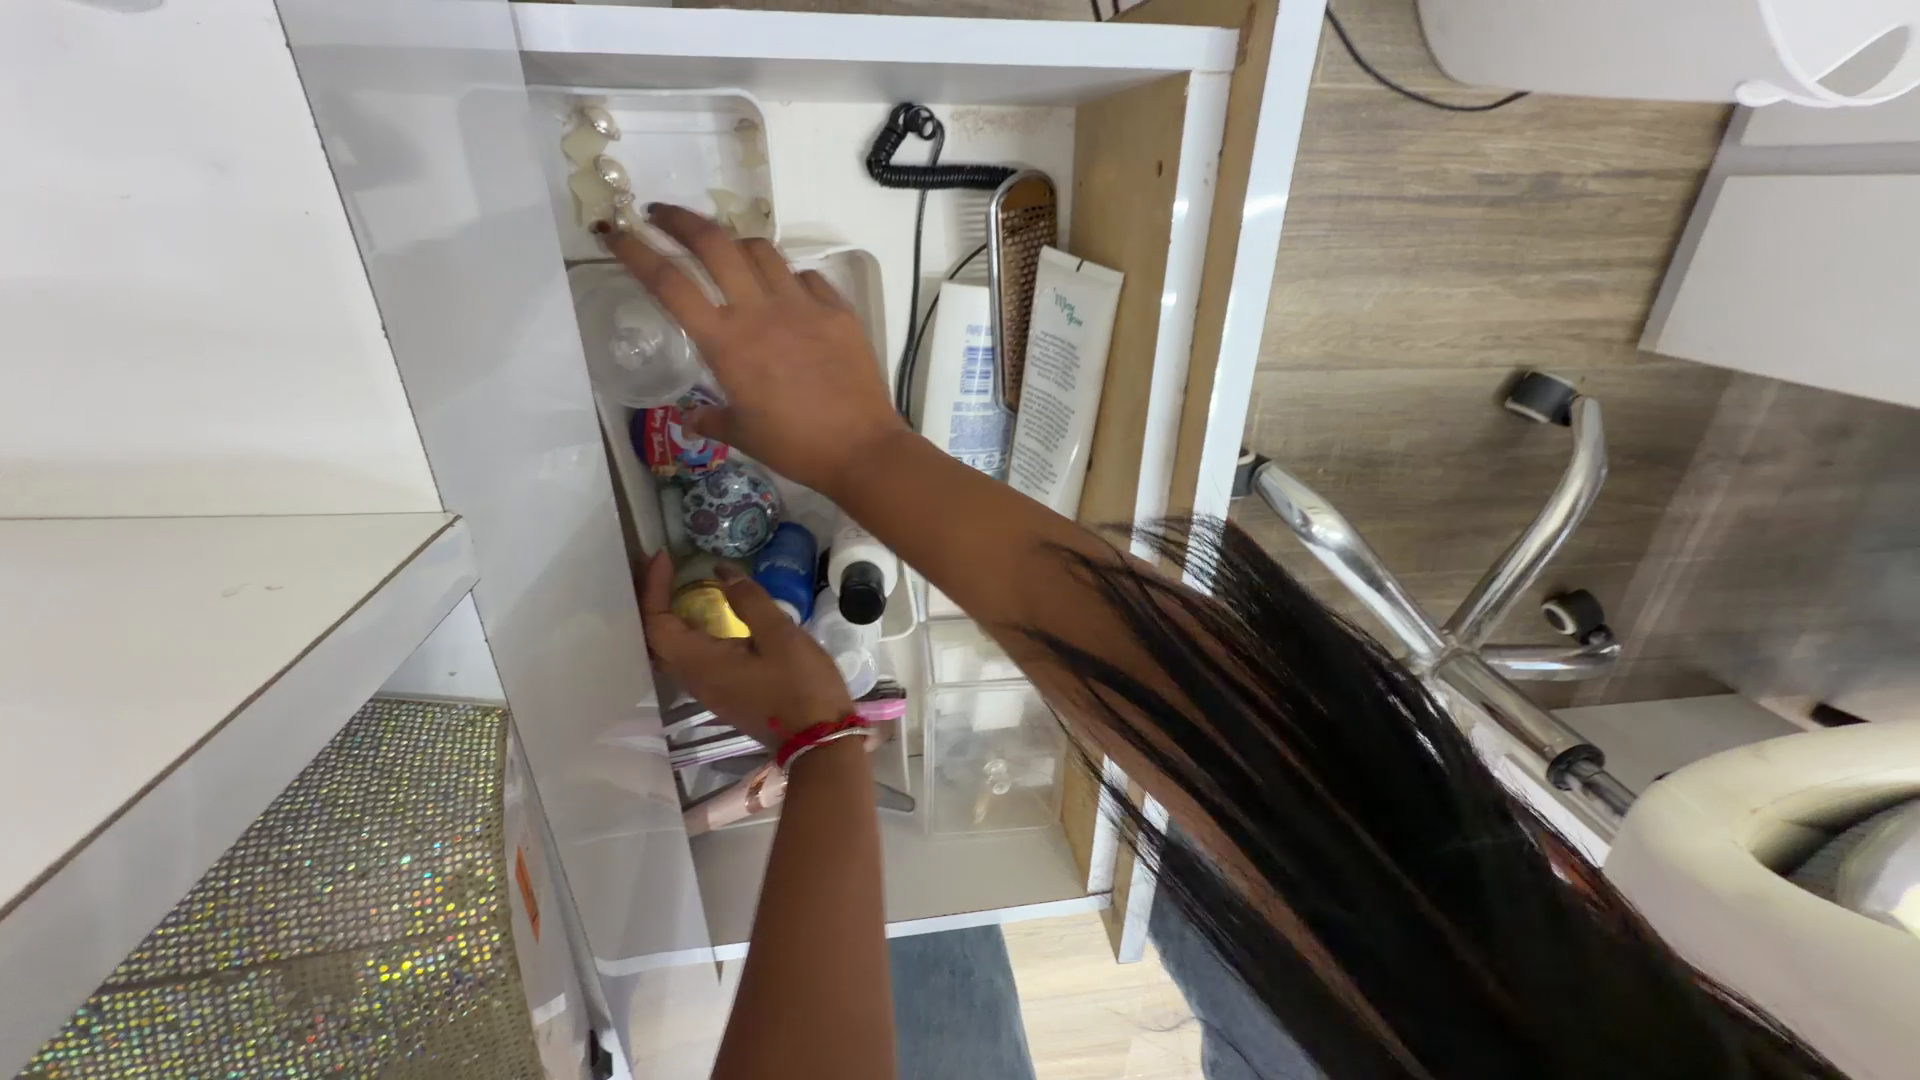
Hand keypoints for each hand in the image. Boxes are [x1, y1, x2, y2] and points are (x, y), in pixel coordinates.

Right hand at [597, 205, 909, 499]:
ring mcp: (804, 306)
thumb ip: (712, 418)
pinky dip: (787, 275)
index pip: (669, 283)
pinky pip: (806, 277)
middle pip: (713, 243)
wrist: (862, 449)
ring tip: (727, 252)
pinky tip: (786, 290)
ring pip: (761, 250)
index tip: (613, 231)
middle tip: (662, 214)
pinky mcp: (839, 311)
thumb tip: (692, 417)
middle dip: (680, 219)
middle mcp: (762, 311)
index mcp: (728, 342)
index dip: (635, 250)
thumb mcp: (744, 436)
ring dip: (735, 243)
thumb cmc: (796, 447)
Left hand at [640, 551, 854, 747]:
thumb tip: (720, 572)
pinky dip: (689, 633)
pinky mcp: (724, 696)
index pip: (656, 622)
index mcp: (701, 663)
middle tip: (665, 569)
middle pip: (656, 639)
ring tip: (682, 587)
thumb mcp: (780, 635)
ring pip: (673, 651)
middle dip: (654, 600)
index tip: (665, 556)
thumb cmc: (801, 686)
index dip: (654, 588)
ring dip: (670, 618)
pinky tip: (710, 619)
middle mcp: (694, 680)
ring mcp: (708, 692)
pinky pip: (692, 661)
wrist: (820, 740)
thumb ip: (748, 600)